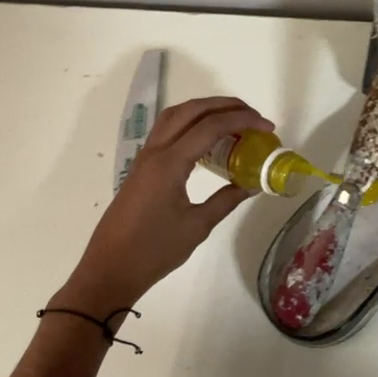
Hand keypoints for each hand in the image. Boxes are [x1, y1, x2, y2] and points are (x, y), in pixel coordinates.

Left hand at [56, 96, 273, 312]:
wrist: (109, 270)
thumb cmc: (153, 251)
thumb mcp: (197, 226)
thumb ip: (226, 200)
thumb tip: (252, 184)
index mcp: (169, 163)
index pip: (211, 127)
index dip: (243, 121)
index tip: (268, 128)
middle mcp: (155, 152)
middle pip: (192, 110)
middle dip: (226, 106)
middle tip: (254, 117)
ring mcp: (145, 157)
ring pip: (176, 115)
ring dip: (206, 109)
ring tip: (233, 120)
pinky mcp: (141, 166)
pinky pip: (168, 130)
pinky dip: (191, 123)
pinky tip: (207, 139)